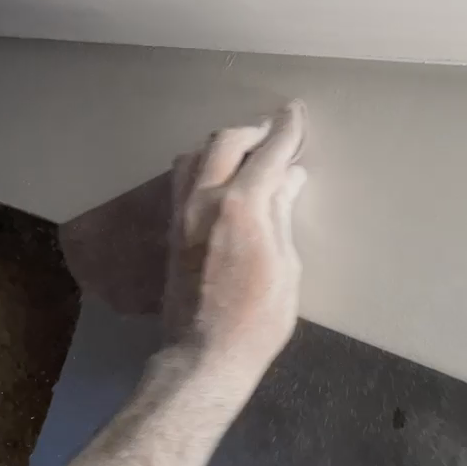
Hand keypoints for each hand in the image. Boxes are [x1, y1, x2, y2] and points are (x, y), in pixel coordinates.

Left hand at [163, 101, 307, 370]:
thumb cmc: (258, 319)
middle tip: (276, 130)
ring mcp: (181, 211)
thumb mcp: (286, 265)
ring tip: (248, 150)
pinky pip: (183, 177)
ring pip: (196, 154)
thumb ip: (282, 213)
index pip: (268, 154)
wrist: (203, 352)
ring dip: (224, 143)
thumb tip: (290, 177)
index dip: (286, 130)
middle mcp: (204, 198)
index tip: (295, 113)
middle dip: (254, 129)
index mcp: (240, 206)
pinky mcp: (171, 225)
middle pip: (226, 141)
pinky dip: (203, 163)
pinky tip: (220, 174)